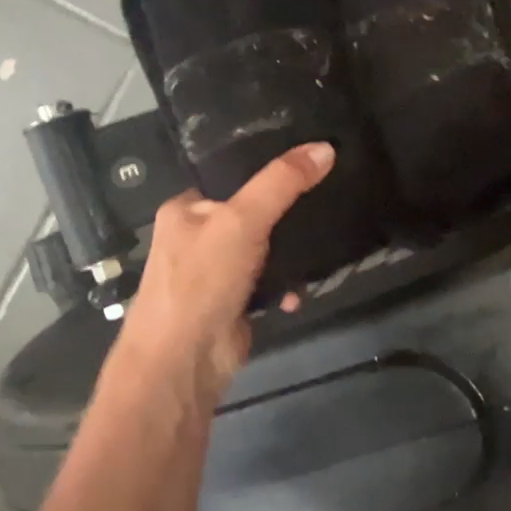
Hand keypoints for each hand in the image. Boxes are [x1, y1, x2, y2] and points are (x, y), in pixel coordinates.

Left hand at [115, 142, 335, 395]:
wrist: (183, 363)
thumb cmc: (201, 280)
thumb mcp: (242, 219)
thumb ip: (282, 182)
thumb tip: (326, 147)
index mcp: (185, 209)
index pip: (231, 174)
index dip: (268, 167)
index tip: (310, 158)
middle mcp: (196, 237)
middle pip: (254, 210)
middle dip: (287, 211)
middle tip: (327, 195)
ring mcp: (216, 271)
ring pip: (266, 246)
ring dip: (291, 250)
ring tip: (325, 238)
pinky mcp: (235, 301)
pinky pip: (271, 280)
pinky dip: (287, 284)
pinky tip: (299, 290)